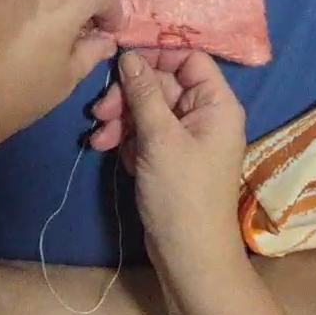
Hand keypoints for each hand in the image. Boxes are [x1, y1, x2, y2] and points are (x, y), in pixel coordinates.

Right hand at [89, 50, 247, 262]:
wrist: (189, 258)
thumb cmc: (182, 193)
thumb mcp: (160, 137)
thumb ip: (144, 92)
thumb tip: (129, 55)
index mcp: (217, 103)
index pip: (189, 59)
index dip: (157, 56)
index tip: (123, 62)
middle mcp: (204, 114)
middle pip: (162, 84)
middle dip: (128, 95)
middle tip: (101, 110)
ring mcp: (185, 136)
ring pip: (148, 108)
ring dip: (121, 117)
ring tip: (98, 136)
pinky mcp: (168, 156)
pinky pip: (144, 131)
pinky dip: (125, 137)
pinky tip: (108, 149)